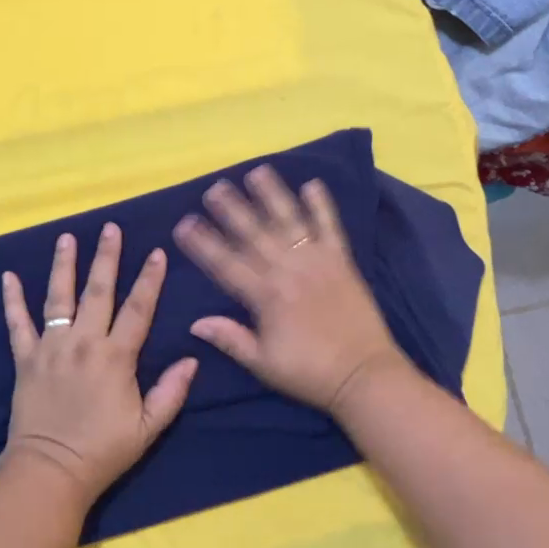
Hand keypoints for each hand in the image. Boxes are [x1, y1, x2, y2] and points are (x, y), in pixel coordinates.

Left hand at [0, 222, 197, 503]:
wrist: (50, 472)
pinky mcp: (25, 359)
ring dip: (63, 265)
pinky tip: (8, 276)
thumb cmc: (103, 452)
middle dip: (106, 257)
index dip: (149, 280)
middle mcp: (84, 342)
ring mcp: (51, 347)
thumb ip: (171, 392)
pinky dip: (12, 300)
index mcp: (116, 357)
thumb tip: (192, 359)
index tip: (157, 252)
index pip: (138, 309)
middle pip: (98, 291)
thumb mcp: (147, 428)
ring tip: (67, 237)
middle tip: (110, 228)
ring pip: (58, 297)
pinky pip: (17, 324)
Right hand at [174, 167, 411, 415]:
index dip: (203, 243)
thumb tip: (196, 322)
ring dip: (272, 195)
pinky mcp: (342, 260)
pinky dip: (321, 205)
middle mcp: (288, 271)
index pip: (226, 263)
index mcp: (265, 296)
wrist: (364, 375)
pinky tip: (312, 184)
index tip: (184, 224)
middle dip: (232, 209)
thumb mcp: (263, 364)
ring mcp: (317, 261)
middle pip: (253, 234)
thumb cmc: (309, 372)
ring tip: (256, 172)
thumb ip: (230, 338)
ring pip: (289, 221)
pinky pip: (330, 226)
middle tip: (214, 187)